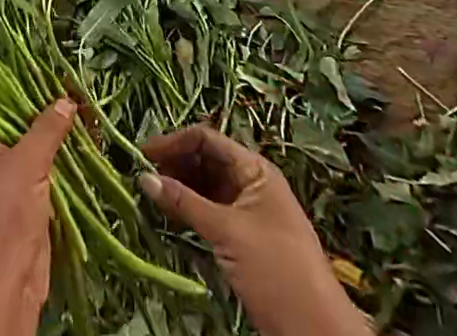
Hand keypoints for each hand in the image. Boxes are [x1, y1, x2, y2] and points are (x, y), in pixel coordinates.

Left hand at [0, 99, 76, 335]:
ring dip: (56, 131)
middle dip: (43, 107)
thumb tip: (65, 99)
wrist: (6, 282)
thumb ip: (45, 130)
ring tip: (85, 109)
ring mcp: (4, 171)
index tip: (48, 68)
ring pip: (32, 142)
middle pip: (15, 119)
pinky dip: (60, 154)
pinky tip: (84, 141)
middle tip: (75, 88)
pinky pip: (42, 165)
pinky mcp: (23, 193)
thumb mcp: (26, 165)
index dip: (19, 82)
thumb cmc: (5, 216)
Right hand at [139, 125, 370, 335]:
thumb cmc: (278, 270)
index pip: (206, 139)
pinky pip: (204, 208)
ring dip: (175, 185)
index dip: (173, 142)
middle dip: (171, 163)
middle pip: (202, 159)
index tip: (142, 153)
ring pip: (201, 184)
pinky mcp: (238, 234)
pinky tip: (164, 210)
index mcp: (255, 171)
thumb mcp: (227, 231)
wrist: (317, 333)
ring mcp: (244, 209)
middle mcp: (249, 183)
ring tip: (146, 191)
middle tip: (139, 173)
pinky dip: (184, 206)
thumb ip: (183, 201)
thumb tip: (142, 177)